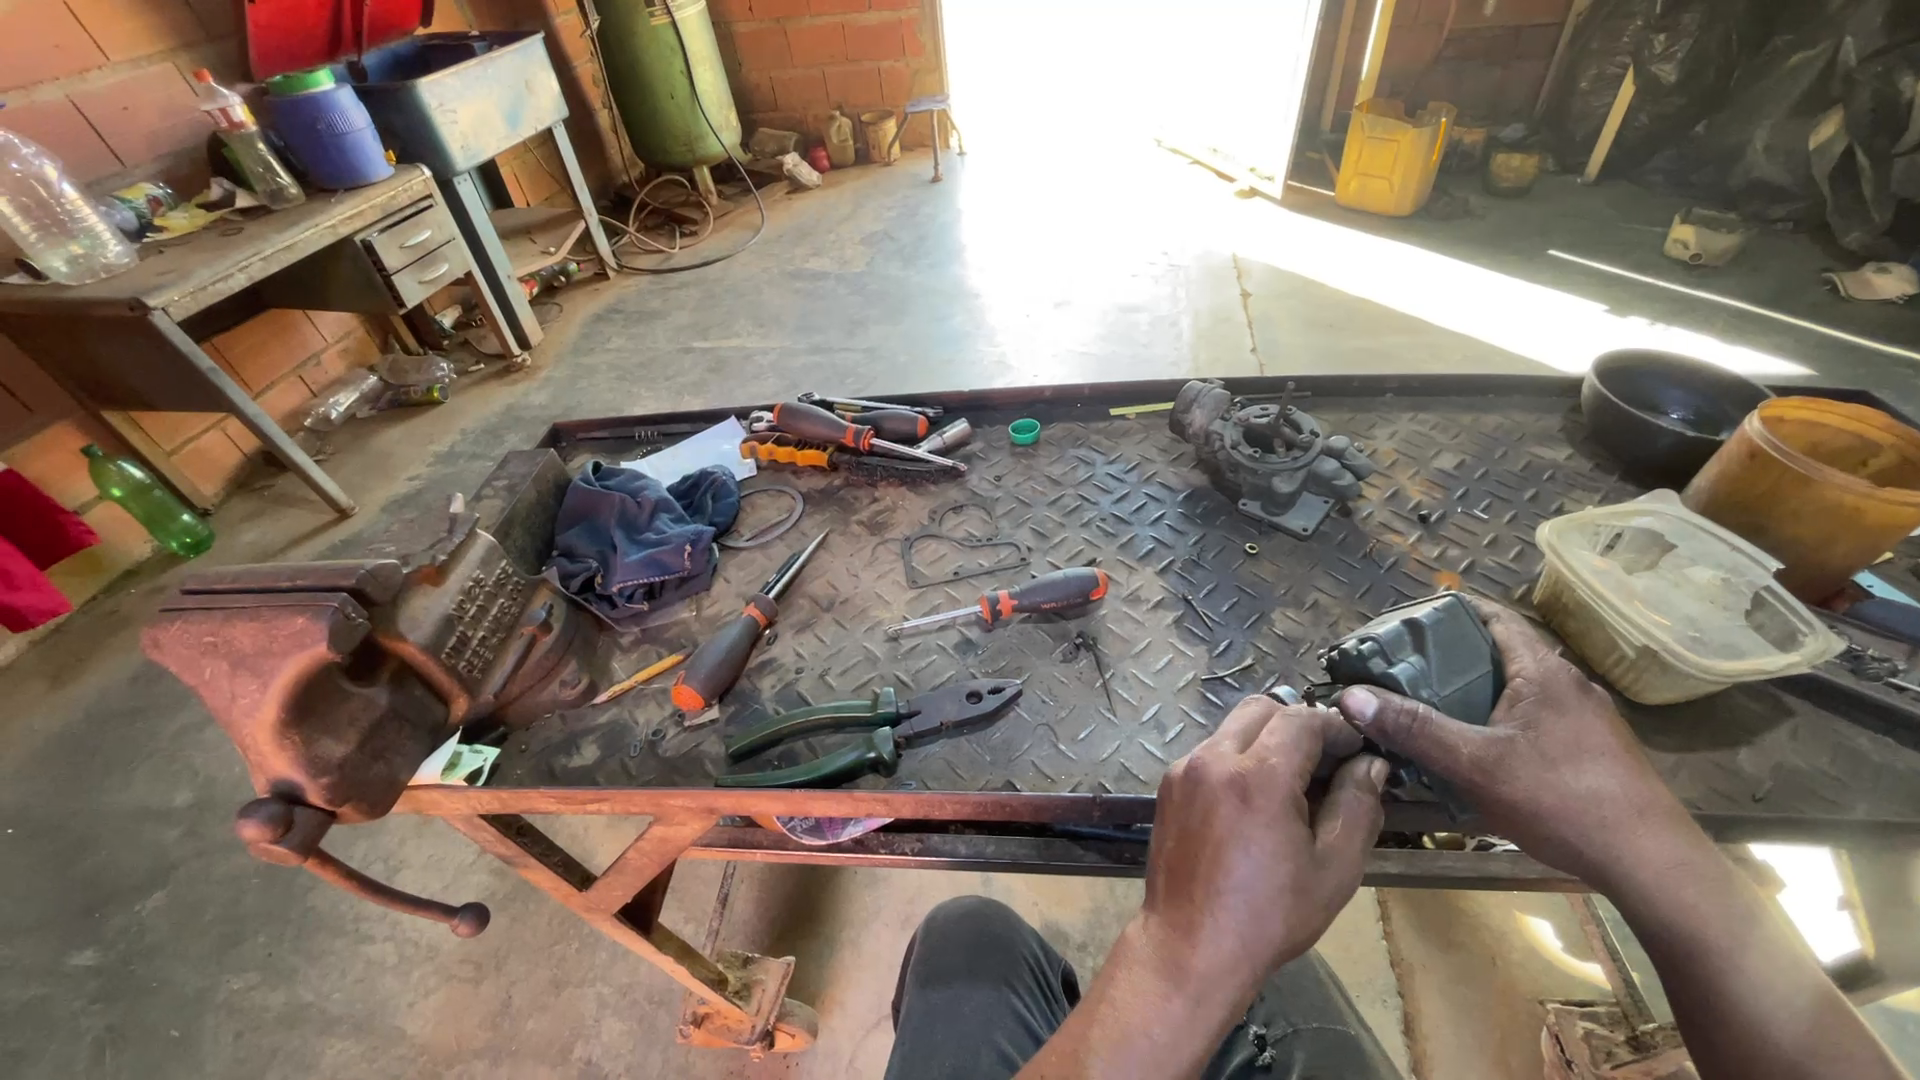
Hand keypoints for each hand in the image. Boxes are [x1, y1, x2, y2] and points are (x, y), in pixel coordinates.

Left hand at [1138, 697, 1386, 1003]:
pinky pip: (1210, 752)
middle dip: (1299, 724)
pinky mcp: (1168, 784)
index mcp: (1256, 775)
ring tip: (1292, 784)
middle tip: (1326, 762)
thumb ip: (1357, 807)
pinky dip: (1237, 759)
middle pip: (1262, 709)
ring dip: (1265, 740)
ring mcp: (1185, 769)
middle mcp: (1214, 758)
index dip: (1336, 727)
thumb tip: (1371, 765)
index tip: (1358, 748)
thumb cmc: (1269, 915)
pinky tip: (1253, 801)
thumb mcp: (1333, 869)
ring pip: (1232, 727)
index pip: (1302, 719)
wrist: (1189, 944)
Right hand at [1335, 597, 1700, 890]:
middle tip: (1400, 668)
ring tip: (1426, 706)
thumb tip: (1350, 696)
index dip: (1448, 611)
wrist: (1654, 867)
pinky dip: (1497, 718)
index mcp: (1543, 672)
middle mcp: (1568, 685)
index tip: (1404, 622)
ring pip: (1517, 688)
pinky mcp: (1592, 751)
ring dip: (1474, 690)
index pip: (1493, 617)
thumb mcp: (1475, 765)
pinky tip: (1475, 748)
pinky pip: (1533, 717)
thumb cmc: (1563, 801)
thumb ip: (1414, 728)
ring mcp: (1586, 720)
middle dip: (1449, 655)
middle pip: (1501, 652)